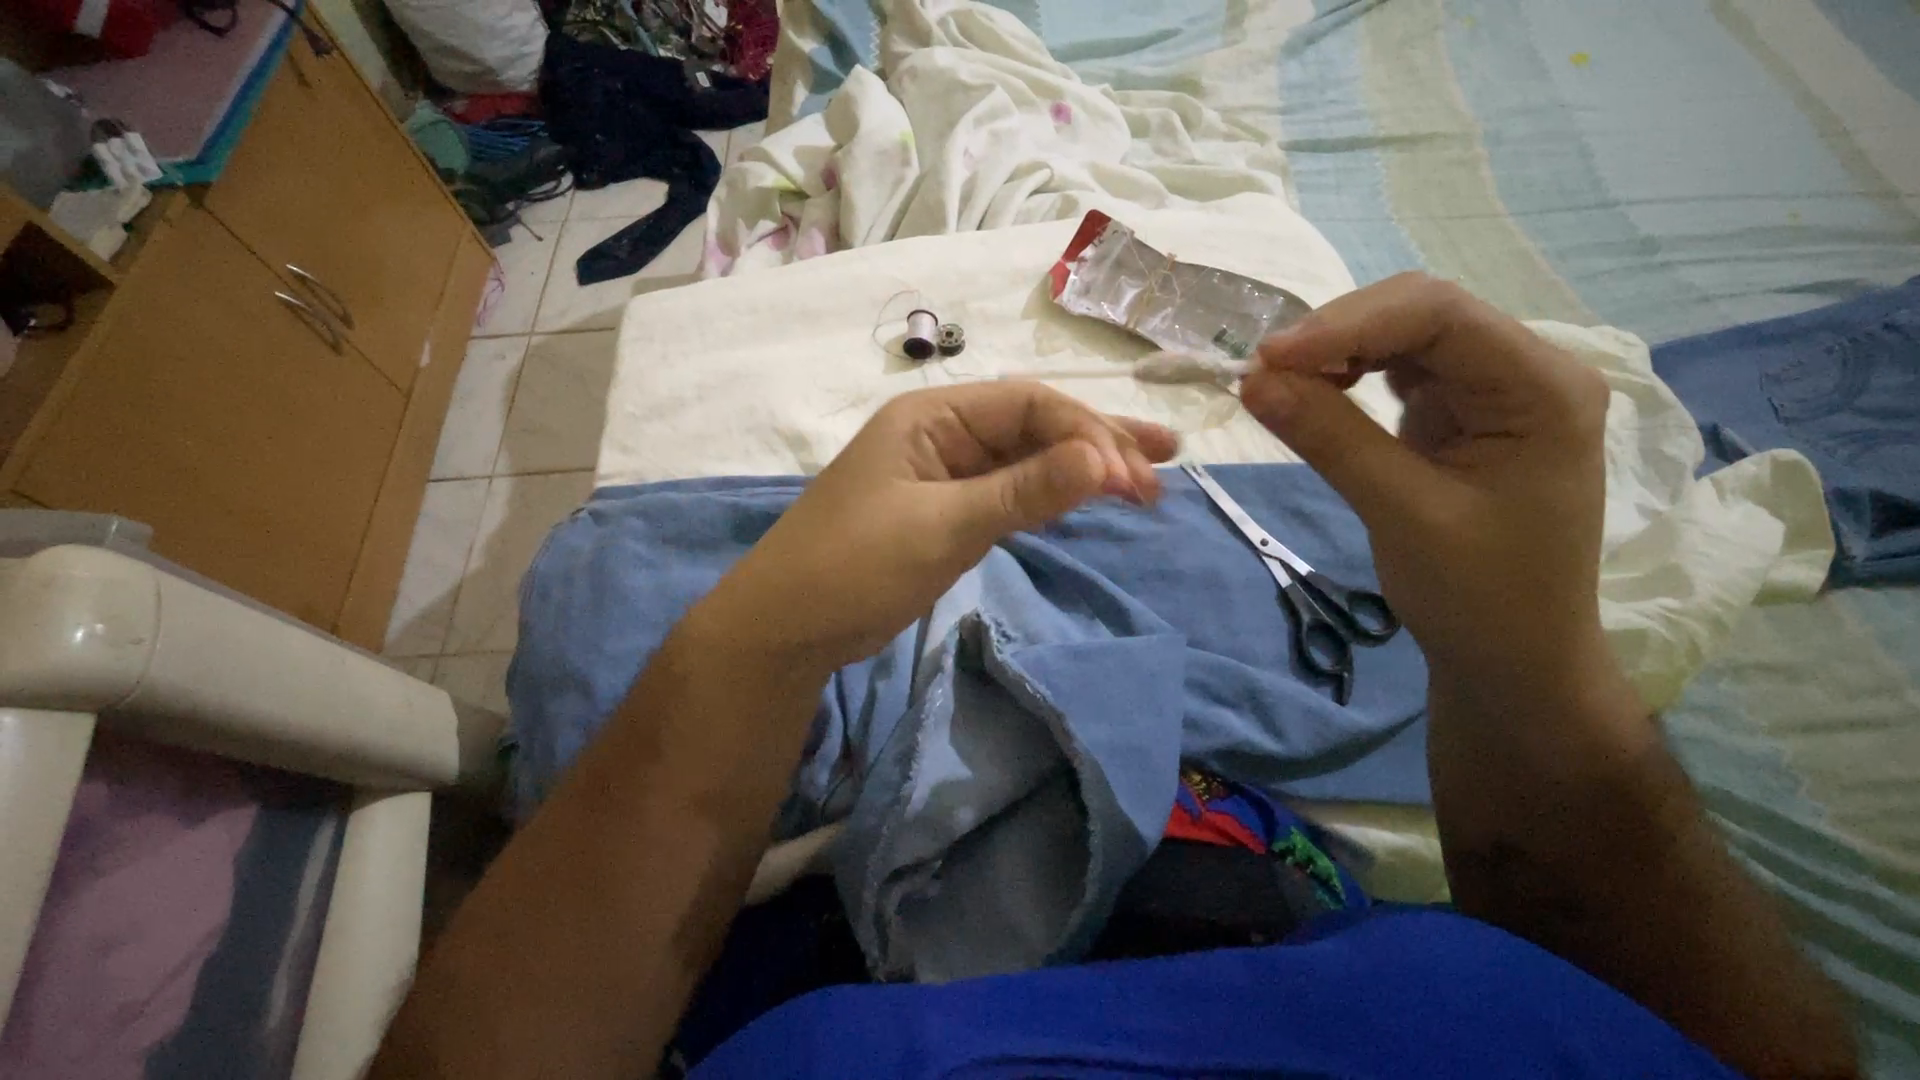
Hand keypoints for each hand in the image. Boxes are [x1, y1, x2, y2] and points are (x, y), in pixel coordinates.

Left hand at [691, 382, 1178, 673]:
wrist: (787, 627)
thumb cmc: (853, 568)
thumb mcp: (941, 527)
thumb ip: (1022, 492)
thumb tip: (1102, 457)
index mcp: (932, 417)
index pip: (1029, 406)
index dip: (1086, 435)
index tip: (1131, 478)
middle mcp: (942, 434)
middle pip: (1034, 426)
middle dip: (1098, 443)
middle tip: (1165, 465)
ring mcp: (944, 474)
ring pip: (1027, 459)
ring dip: (1083, 467)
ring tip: (1149, 474)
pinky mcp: (946, 511)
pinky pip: (1009, 492)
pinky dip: (1051, 495)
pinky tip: (1088, 494)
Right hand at [1240, 273, 1613, 692]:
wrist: (1515, 659)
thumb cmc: (1479, 597)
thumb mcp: (1402, 515)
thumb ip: (1330, 439)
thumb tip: (1251, 380)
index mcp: (1543, 387)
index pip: (1438, 314)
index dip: (1345, 324)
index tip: (1267, 359)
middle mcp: (1528, 370)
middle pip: (1422, 313)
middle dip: (1337, 335)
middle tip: (1262, 373)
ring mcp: (1495, 389)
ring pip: (1404, 336)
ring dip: (1337, 352)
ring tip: (1279, 384)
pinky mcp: (1463, 412)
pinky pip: (1399, 371)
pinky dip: (1348, 376)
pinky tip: (1315, 392)